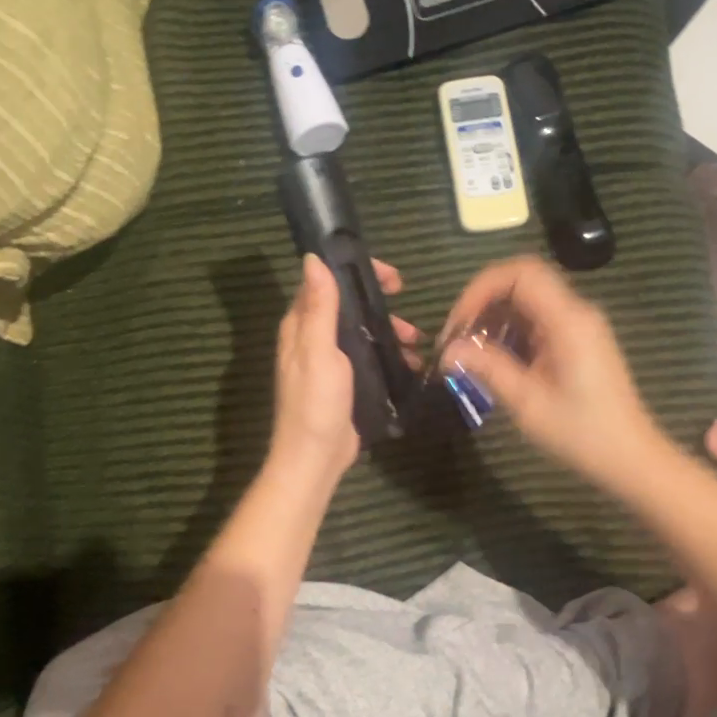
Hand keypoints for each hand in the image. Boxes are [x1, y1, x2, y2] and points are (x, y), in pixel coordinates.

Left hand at [270, 254, 420, 480]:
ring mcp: (329, 362)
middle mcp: (312, 339)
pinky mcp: (345, 383)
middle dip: (376, 300)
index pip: (324, 282)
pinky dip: (389, 354)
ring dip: (388, 329)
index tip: (388, 275)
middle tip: (405, 297)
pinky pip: (369, 357)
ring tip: (415, 340)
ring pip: (361, 331)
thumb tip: (313, 258)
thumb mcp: (318, 350)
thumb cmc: (315, 402)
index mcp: (301, 326)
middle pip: (346, 306)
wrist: (316, 458)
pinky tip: (411, 363)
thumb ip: (319, 307)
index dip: (353, 270)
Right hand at [440, 255, 660, 489]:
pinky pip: (537, 323)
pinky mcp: (577, 342)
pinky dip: (510, 334)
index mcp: (568, 321)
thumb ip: (487, 368)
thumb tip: (447, 351)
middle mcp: (576, 313)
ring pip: (527, 303)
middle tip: (457, 341)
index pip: (520, 274)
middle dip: (482, 305)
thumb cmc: (582, 433)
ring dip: (494, 322)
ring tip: (470, 356)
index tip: (458, 324)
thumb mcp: (527, 403)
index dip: (481, 289)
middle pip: (521, 284)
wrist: (631, 458)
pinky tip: (495, 363)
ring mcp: (579, 327)